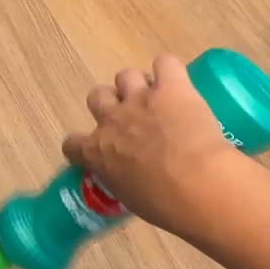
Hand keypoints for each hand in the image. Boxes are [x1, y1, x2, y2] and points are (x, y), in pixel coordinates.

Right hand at [60, 54, 252, 232]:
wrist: (197, 185)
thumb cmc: (166, 205)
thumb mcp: (132, 199)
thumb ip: (125, 181)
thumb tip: (137, 182)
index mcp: (96, 152)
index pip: (72, 143)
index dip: (83, 144)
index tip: (97, 150)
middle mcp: (111, 120)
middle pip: (97, 95)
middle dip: (111, 104)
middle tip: (131, 117)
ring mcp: (139, 100)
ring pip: (126, 75)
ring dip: (139, 85)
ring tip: (157, 98)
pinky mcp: (170, 87)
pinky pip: (165, 63)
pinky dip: (169, 70)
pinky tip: (179, 82)